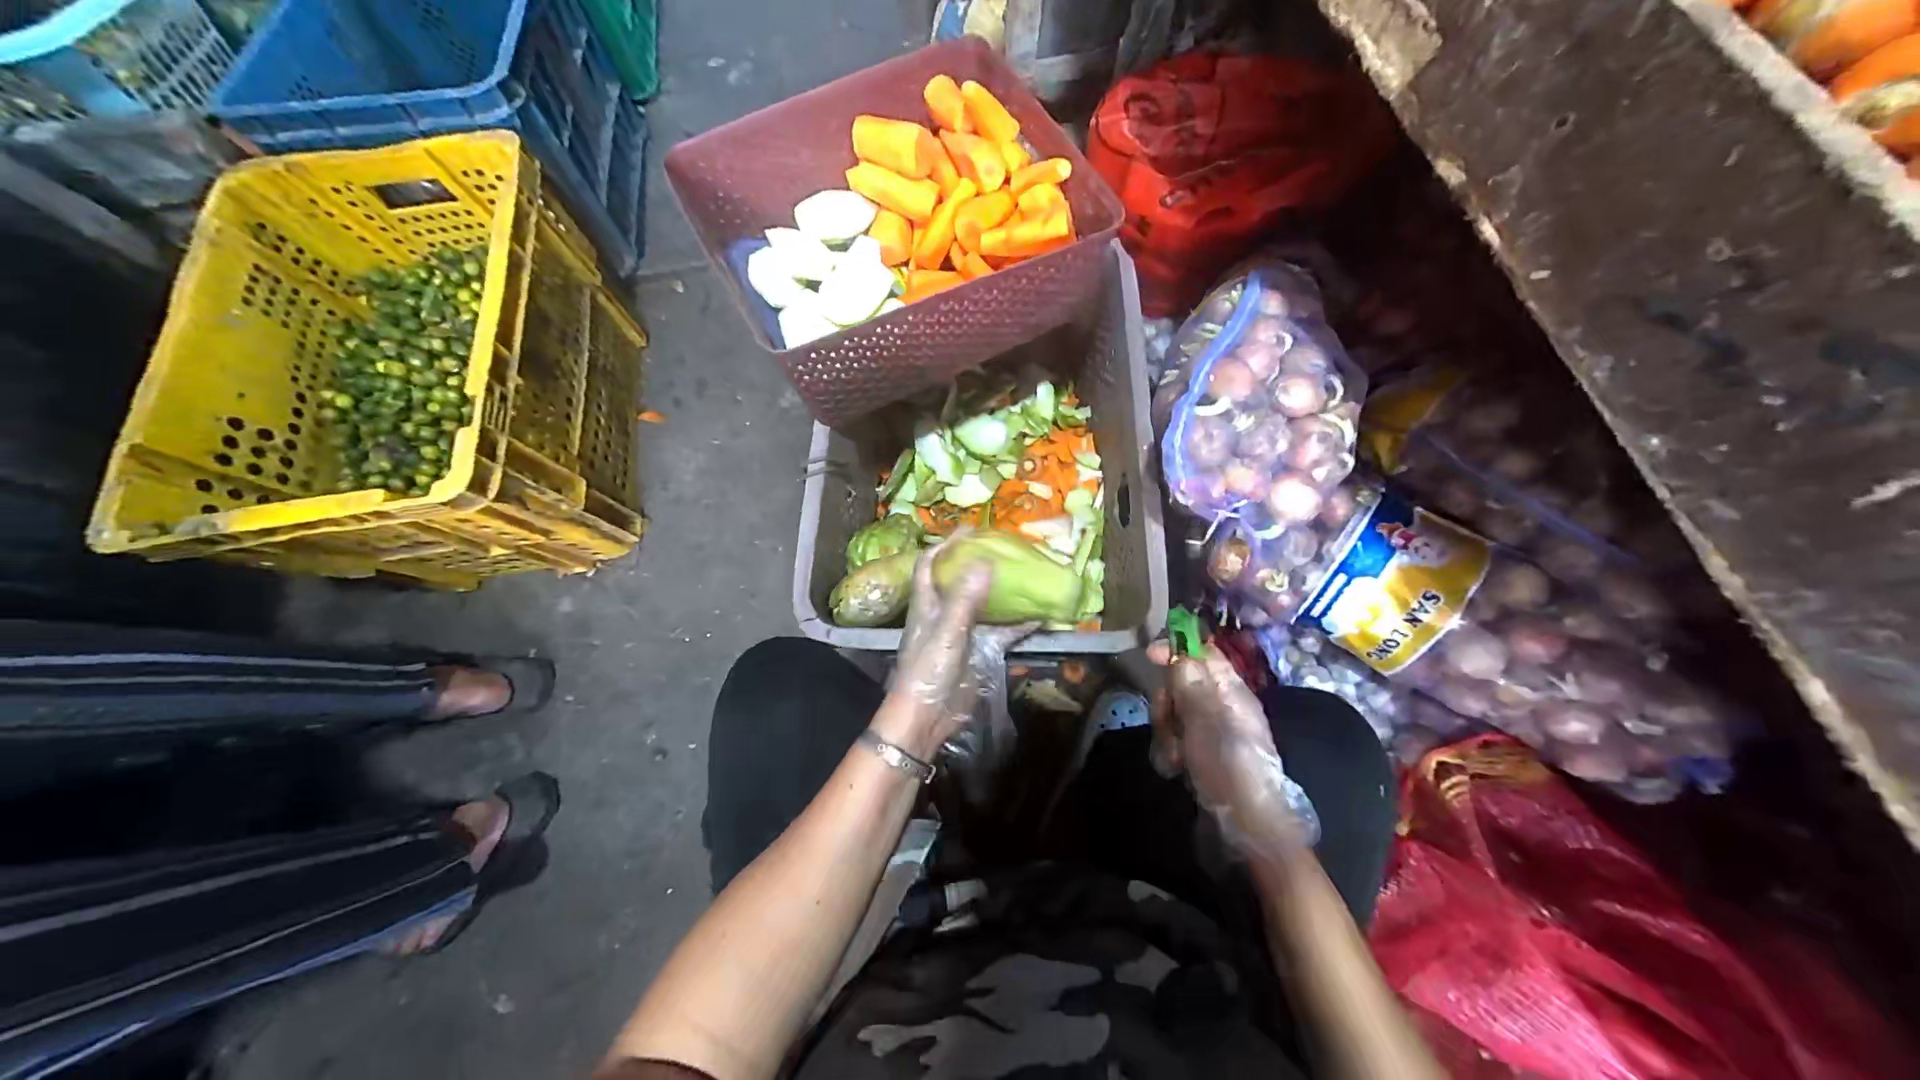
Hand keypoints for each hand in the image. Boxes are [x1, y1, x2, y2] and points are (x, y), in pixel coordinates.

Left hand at [875, 532, 1034, 760]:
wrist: (928, 717)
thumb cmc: (928, 670)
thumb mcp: (947, 632)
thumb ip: (965, 599)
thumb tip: (985, 561)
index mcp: (928, 603)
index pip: (930, 564)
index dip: (945, 545)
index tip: (969, 530)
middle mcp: (945, 613)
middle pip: (961, 581)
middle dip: (979, 564)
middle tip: (1007, 548)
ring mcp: (964, 633)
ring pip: (986, 605)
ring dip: (1004, 593)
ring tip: (1028, 574)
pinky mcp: (979, 652)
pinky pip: (1004, 633)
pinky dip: (1021, 624)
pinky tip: (1042, 616)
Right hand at [1148, 642, 1310, 849]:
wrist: (1247, 828)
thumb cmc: (1231, 767)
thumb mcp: (1207, 720)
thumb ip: (1191, 684)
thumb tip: (1180, 652)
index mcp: (1232, 693)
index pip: (1205, 655)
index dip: (1178, 649)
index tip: (1151, 654)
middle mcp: (1221, 709)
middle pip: (1180, 685)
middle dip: (1167, 701)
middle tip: (1168, 720)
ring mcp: (1210, 734)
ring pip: (1172, 715)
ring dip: (1166, 731)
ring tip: (1176, 754)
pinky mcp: (1199, 757)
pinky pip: (1173, 741)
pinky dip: (1170, 752)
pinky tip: (1177, 768)